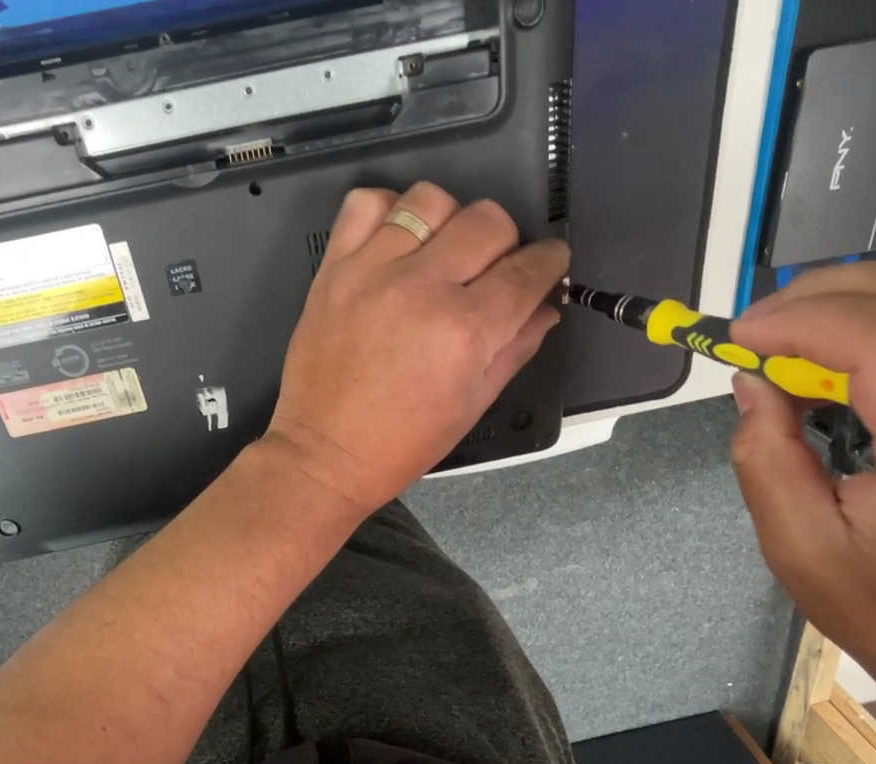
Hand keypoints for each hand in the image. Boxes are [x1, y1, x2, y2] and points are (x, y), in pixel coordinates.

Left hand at [263, 182, 569, 512]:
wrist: (326, 452)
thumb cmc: (401, 441)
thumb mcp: (474, 403)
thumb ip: (516, 347)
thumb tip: (544, 308)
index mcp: (465, 330)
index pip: (527, 270)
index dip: (549, 262)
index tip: (548, 264)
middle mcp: (422, 288)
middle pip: (488, 221)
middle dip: (506, 242)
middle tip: (492, 271)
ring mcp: (373, 272)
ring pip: (431, 199)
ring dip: (450, 219)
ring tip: (442, 253)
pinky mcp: (334, 268)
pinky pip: (366, 204)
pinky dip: (389, 210)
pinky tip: (397, 242)